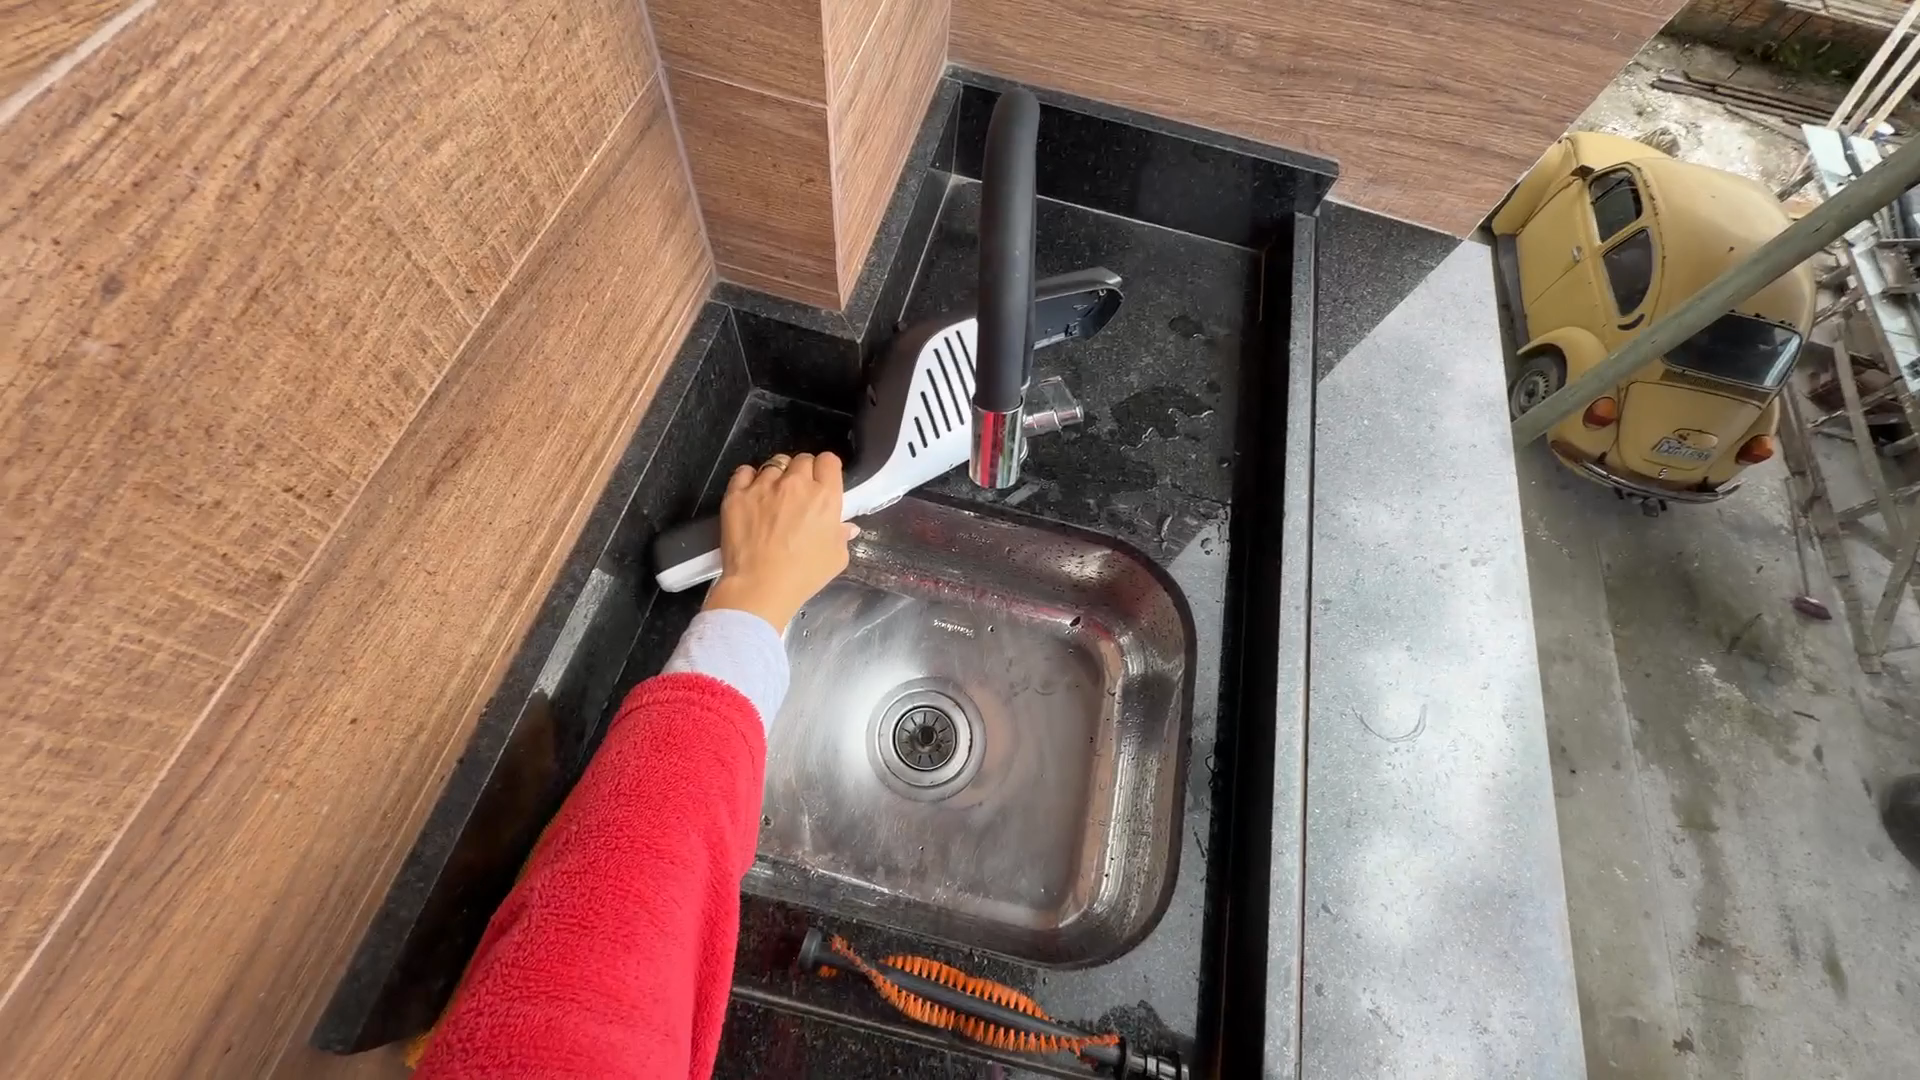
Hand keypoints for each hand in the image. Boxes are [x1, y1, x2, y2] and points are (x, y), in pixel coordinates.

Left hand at [704, 452, 857, 629]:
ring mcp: (764, 486)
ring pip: (774, 464)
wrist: (760, 586)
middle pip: (802, 459)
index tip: (822, 481)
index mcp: (825, 497)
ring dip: (777, 477)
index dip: (826, 469)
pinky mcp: (737, 494)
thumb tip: (846, 527)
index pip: (828, 461)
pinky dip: (749, 479)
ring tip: (773, 496)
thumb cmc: (803, 575)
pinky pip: (744, 472)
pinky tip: (752, 494)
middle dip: (803, 472)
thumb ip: (841, 536)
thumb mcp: (836, 559)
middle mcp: (796, 484)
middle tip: (799, 493)